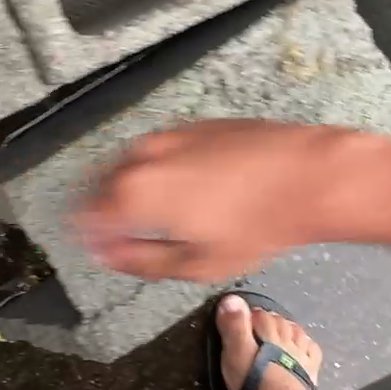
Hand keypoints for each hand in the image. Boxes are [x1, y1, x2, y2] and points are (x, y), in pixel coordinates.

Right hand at [75, 119, 388, 281]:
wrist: (306, 175)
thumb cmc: (255, 226)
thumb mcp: (196, 263)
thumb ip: (141, 261)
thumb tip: (107, 255)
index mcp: (135, 193)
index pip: (86, 212)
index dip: (84, 232)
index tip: (92, 245)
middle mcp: (142, 157)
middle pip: (102, 183)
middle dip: (102, 207)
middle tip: (116, 231)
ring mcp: (167, 136)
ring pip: (130, 162)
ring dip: (129, 185)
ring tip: (150, 212)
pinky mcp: (192, 126)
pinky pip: (159, 149)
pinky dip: (157, 167)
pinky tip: (182, 187)